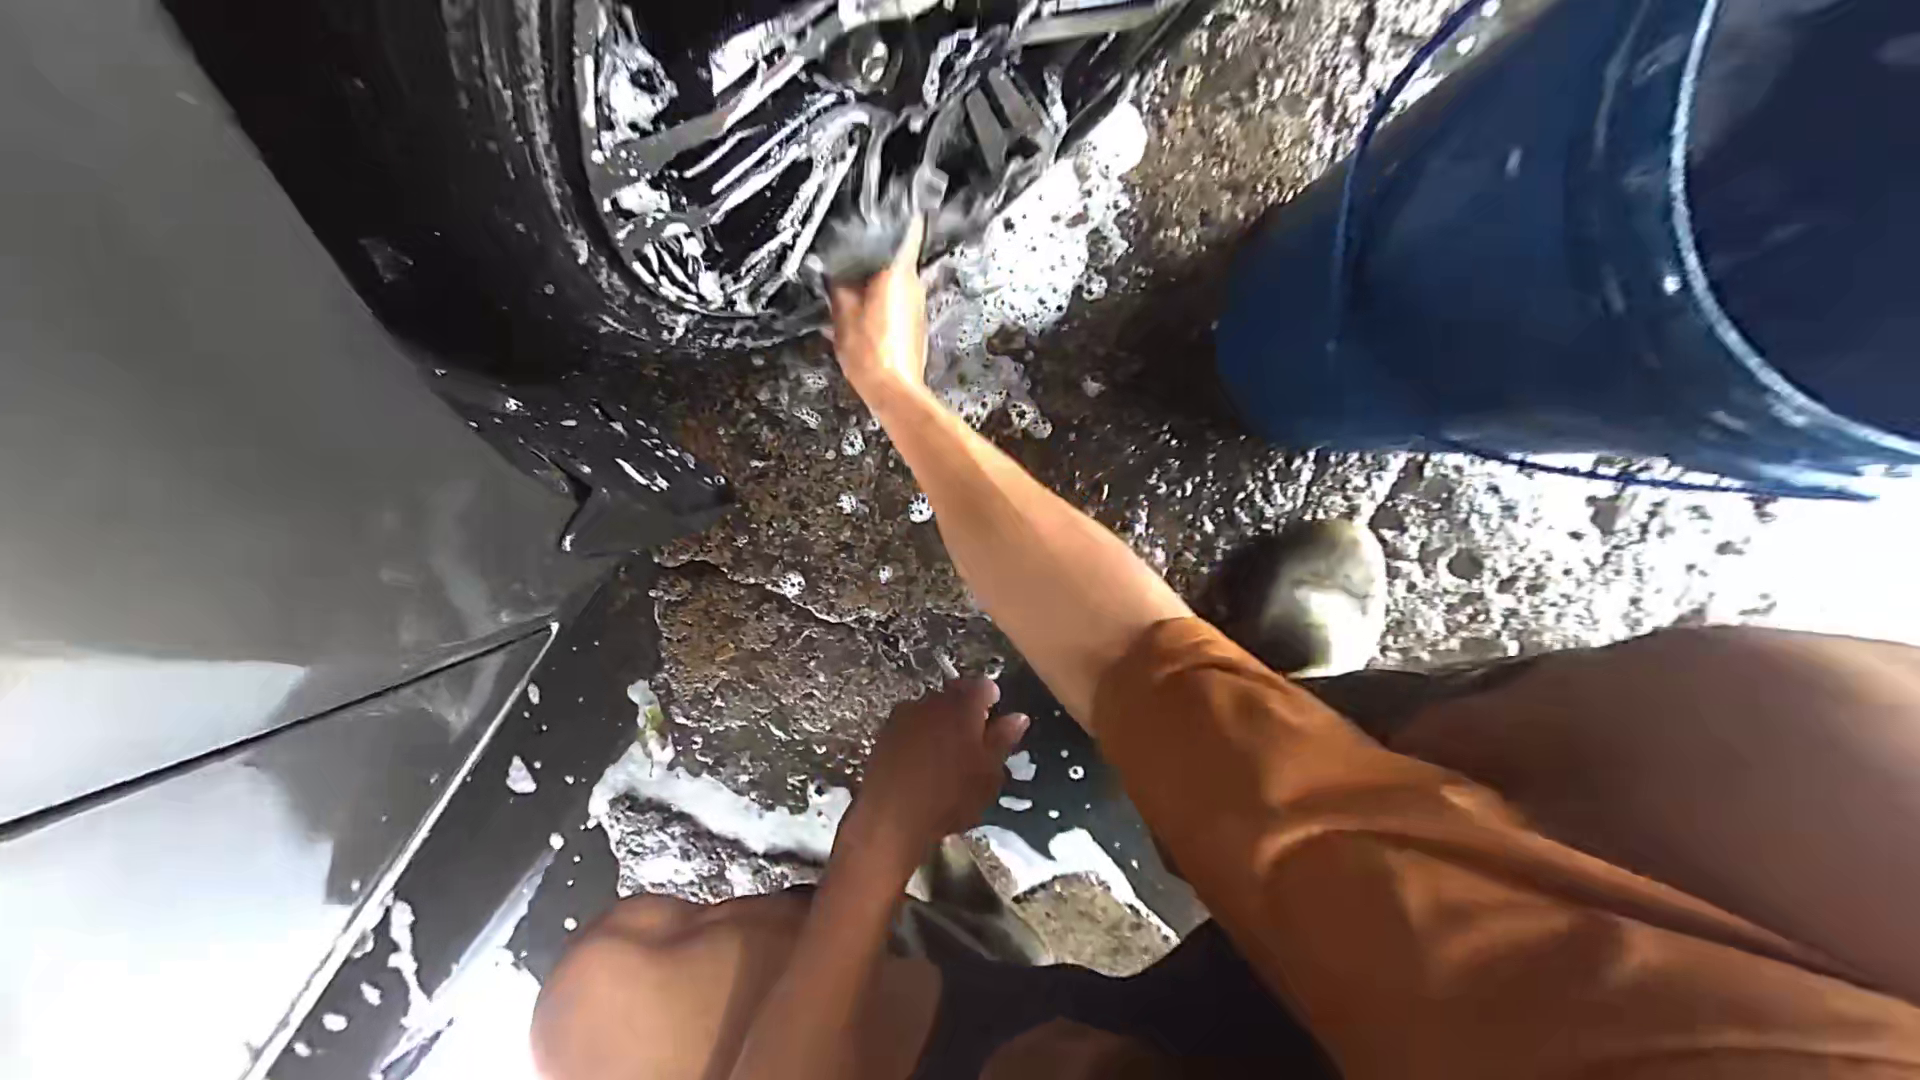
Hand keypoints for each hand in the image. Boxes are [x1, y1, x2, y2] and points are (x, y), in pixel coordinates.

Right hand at [826, 215, 928, 404]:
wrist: (894, 390)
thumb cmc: (871, 355)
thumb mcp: (842, 315)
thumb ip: (839, 285)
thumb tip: (834, 270)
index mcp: (897, 274)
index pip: (907, 229)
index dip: (897, 213)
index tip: (884, 204)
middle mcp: (914, 284)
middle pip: (894, 254)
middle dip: (871, 254)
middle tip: (846, 256)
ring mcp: (917, 304)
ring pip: (894, 277)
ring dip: (874, 278)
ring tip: (849, 287)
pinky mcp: (915, 322)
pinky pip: (896, 298)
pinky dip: (880, 297)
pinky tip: (862, 311)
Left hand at [839, 677, 1029, 872]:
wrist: (891, 819)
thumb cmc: (950, 796)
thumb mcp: (989, 773)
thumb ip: (1003, 739)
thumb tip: (1017, 718)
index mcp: (962, 704)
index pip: (983, 686)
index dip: (992, 698)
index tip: (996, 716)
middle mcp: (932, 701)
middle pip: (955, 695)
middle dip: (966, 711)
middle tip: (976, 740)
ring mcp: (904, 715)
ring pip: (931, 711)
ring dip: (941, 724)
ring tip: (949, 756)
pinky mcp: (884, 733)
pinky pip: (910, 727)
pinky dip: (920, 737)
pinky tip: (923, 764)